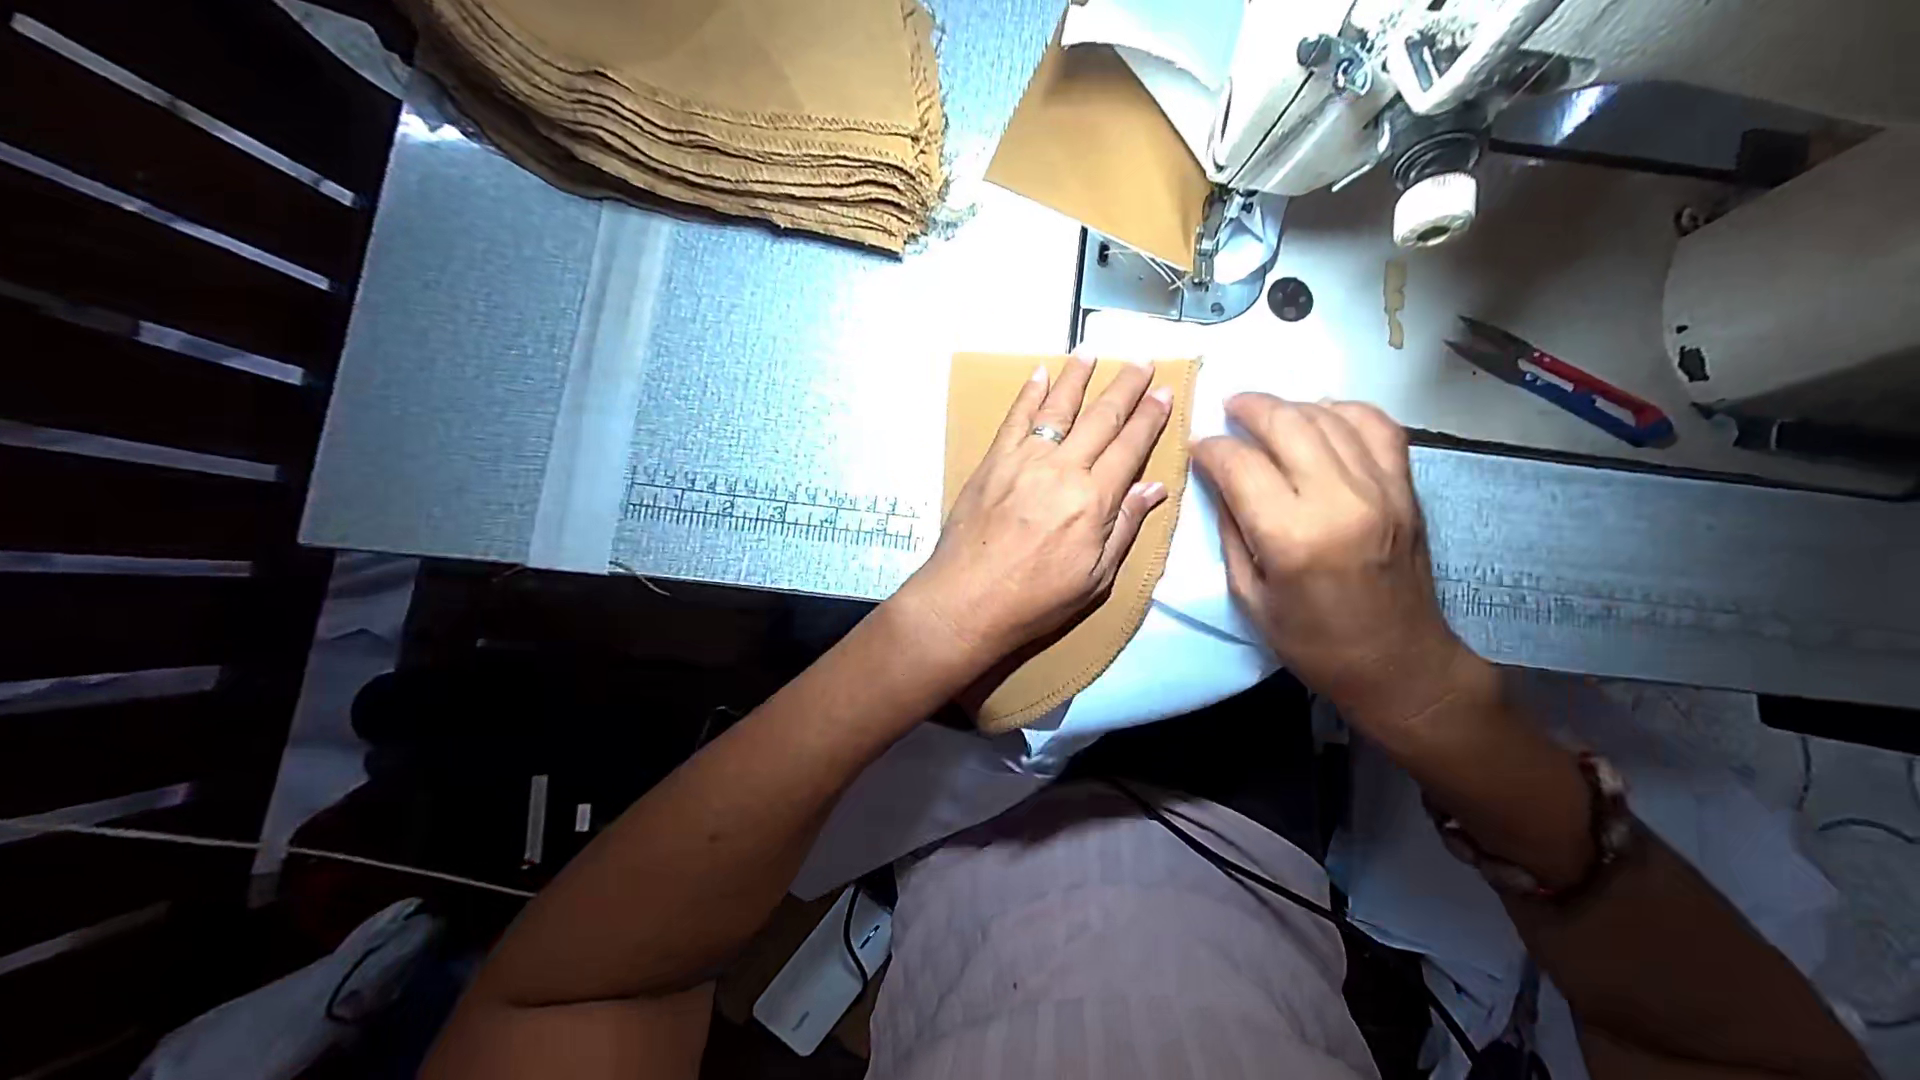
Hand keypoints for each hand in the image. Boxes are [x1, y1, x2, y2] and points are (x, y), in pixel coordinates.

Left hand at [896, 355, 1172, 667]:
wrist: (967, 600)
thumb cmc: (1036, 599)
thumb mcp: (1095, 578)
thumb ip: (1124, 527)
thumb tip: (1153, 488)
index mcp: (1095, 500)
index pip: (1131, 446)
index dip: (1151, 417)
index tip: (1164, 391)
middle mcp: (1063, 469)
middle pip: (1102, 418)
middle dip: (1125, 386)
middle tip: (1142, 361)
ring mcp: (1025, 461)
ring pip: (1058, 408)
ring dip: (1077, 377)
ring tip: (1091, 353)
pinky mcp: (993, 462)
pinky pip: (1015, 419)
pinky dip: (1029, 393)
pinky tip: (1038, 374)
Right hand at [1192, 394, 1489, 739]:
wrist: (1398, 663)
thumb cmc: (1312, 641)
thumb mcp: (1249, 595)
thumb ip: (1231, 530)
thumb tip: (1219, 480)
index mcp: (1291, 537)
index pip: (1241, 465)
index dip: (1211, 448)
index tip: (1198, 446)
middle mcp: (1339, 501)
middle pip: (1287, 424)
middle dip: (1249, 408)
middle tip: (1228, 408)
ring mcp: (1381, 489)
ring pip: (1330, 416)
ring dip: (1291, 405)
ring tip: (1267, 410)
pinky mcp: (1406, 489)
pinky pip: (1378, 426)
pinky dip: (1345, 410)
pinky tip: (1322, 415)